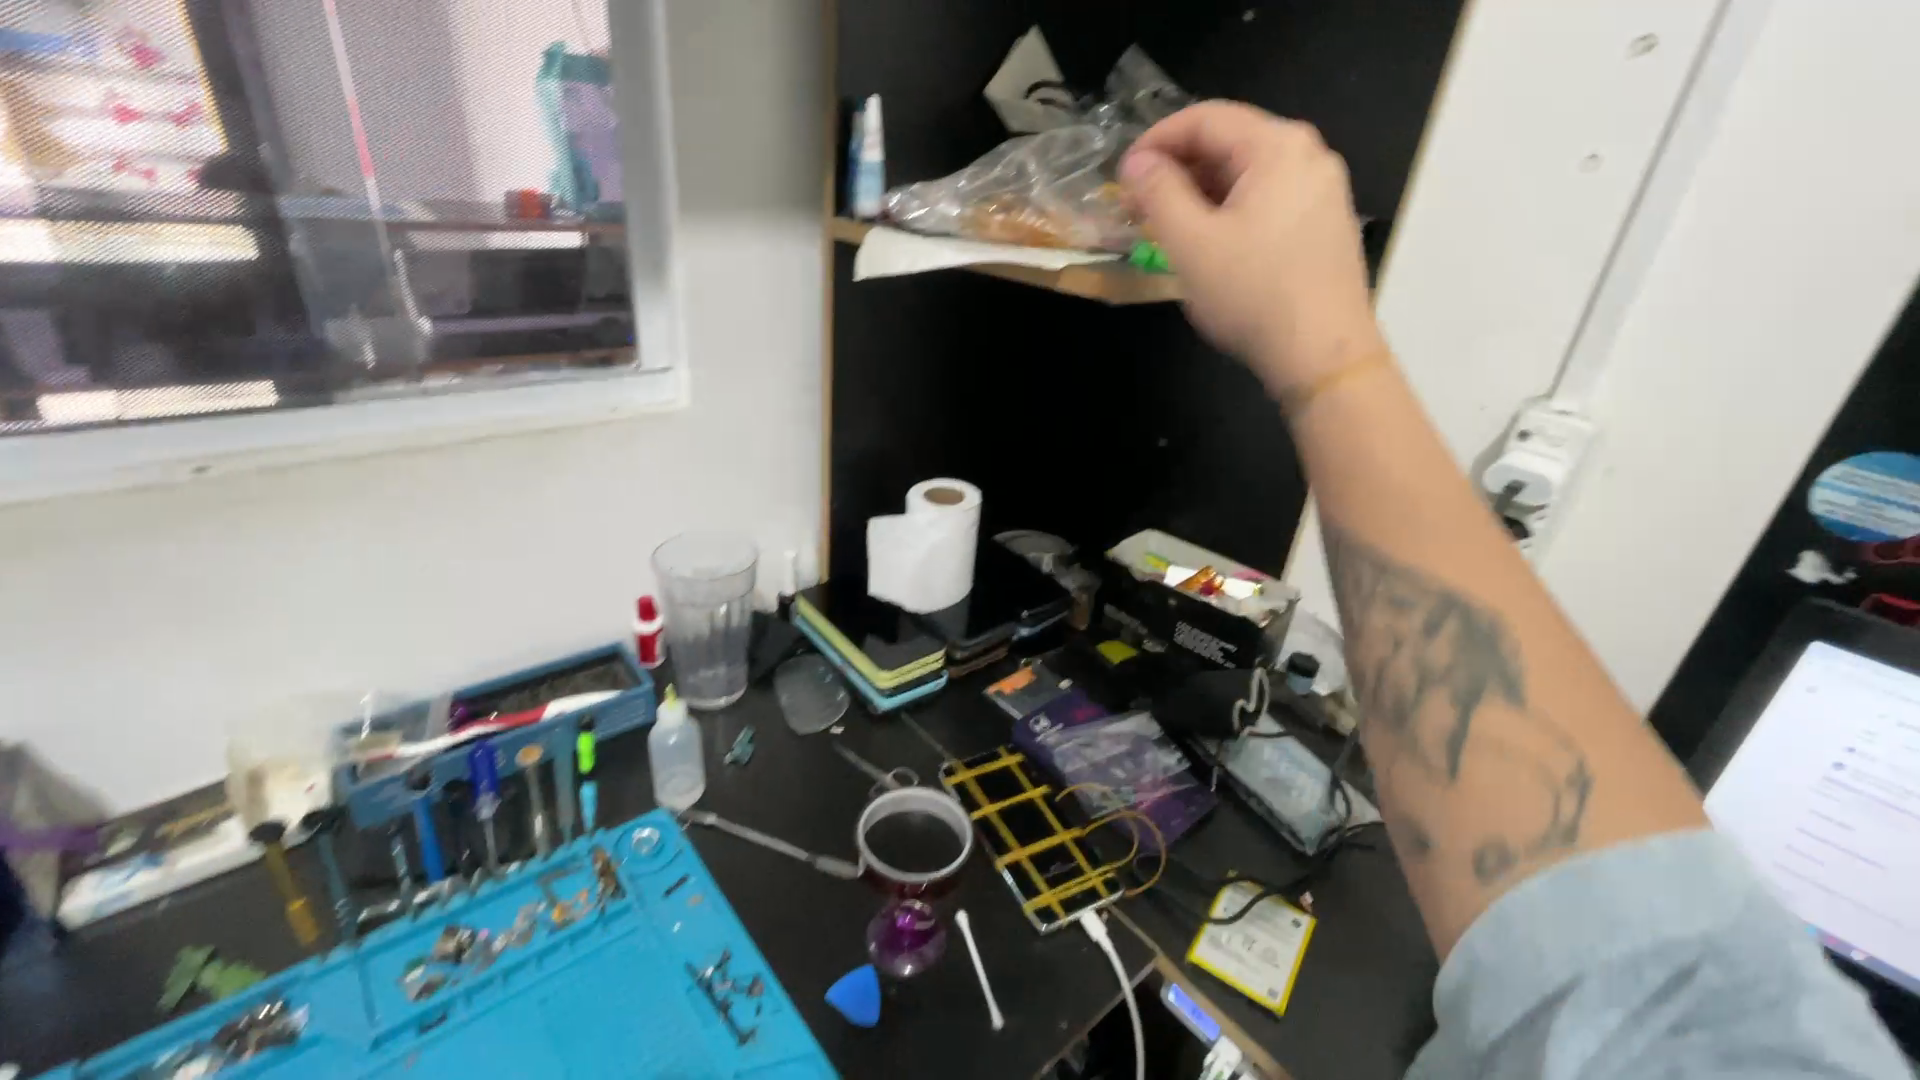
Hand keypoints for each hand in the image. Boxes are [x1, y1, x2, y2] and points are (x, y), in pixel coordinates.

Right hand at [1120, 102, 1381, 392]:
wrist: (1322, 355)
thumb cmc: (1253, 295)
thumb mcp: (1191, 244)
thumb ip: (1159, 194)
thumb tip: (1137, 163)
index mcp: (1278, 147)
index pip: (1205, 119)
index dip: (1156, 140)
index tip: (1122, 175)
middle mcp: (1308, 156)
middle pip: (1229, 143)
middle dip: (1177, 169)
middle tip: (1137, 205)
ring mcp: (1322, 192)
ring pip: (1247, 176)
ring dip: (1199, 194)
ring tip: (1164, 227)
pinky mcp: (1323, 226)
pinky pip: (1266, 201)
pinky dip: (1228, 212)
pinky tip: (1206, 244)